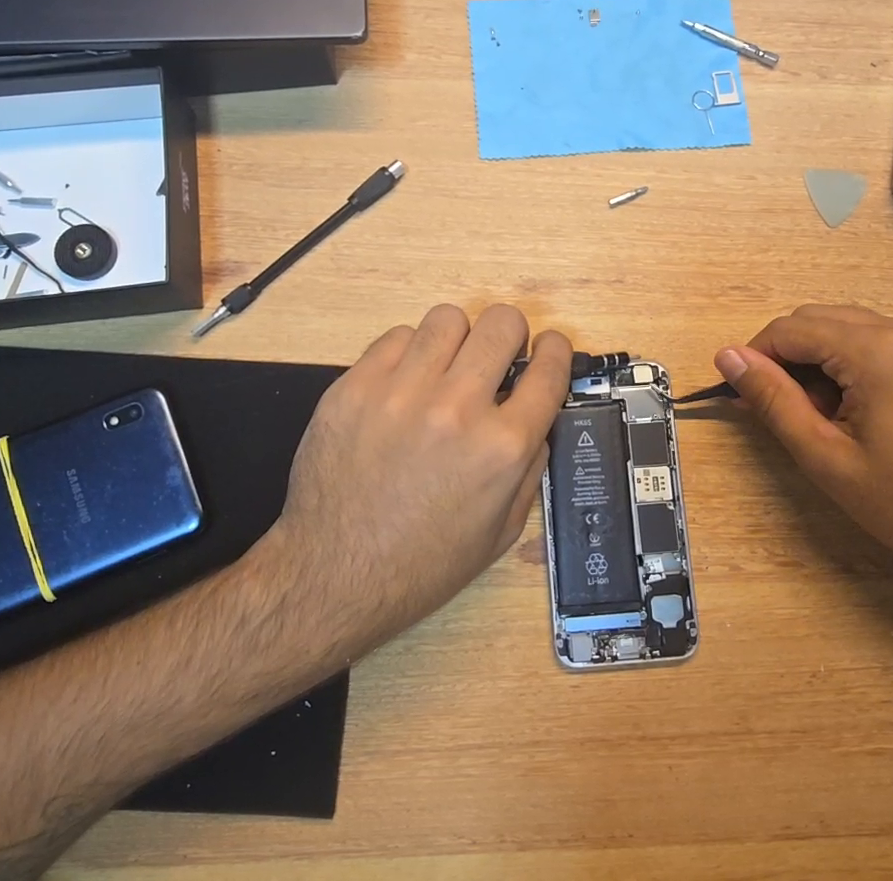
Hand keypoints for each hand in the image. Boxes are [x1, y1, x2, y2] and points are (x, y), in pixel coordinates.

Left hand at [261, 304, 572, 656]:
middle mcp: (456, 409)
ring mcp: (401, 393)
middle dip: (509, 336)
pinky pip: (395, 337)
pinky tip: (404, 384)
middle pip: (502, 324)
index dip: (555, 351)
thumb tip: (536, 414)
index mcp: (502, 448)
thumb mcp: (503, 530)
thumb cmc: (423, 562)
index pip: (548, 369)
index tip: (547, 348)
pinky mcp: (354, 388)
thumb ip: (530, 465)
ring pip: (448, 318)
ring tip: (446, 368)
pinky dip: (408, 355)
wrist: (337, 573)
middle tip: (496, 358)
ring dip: (457, 340)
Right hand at [714, 305, 892, 615]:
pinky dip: (846, 364)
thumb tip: (727, 356)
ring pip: (845, 328)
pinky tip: (846, 410)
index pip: (791, 328)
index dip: (755, 356)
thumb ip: (774, 399)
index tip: (740, 397)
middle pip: (817, 320)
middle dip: (784, 357)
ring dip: (815, 361)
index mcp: (876, 350)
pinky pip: (875, 342)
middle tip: (773, 411)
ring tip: (812, 417)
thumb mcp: (825, 456)